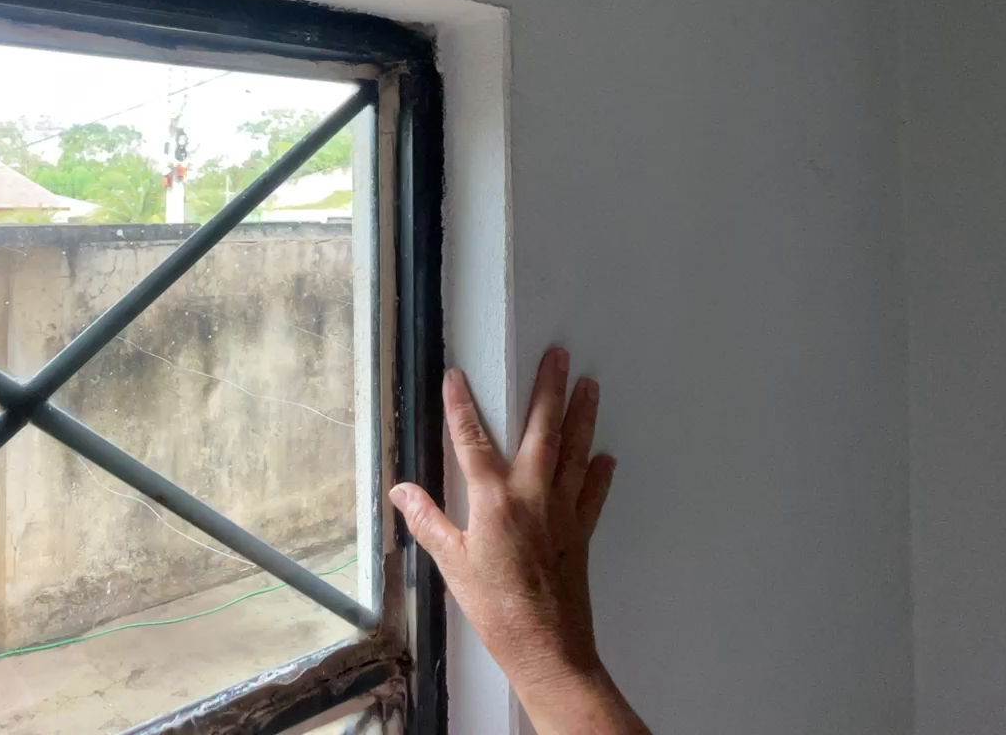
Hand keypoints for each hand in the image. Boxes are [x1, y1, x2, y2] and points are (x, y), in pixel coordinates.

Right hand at [389, 347, 649, 734]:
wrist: (548, 650)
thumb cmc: (495, 607)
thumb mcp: (451, 563)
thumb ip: (427, 521)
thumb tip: (400, 491)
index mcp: (494, 499)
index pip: (471, 439)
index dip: (461, 405)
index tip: (456, 375)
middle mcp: (532, 495)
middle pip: (542, 430)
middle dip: (549, 389)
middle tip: (560, 355)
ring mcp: (562, 510)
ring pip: (575, 451)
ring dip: (582, 415)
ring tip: (590, 385)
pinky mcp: (581, 531)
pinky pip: (593, 492)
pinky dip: (600, 472)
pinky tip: (606, 454)